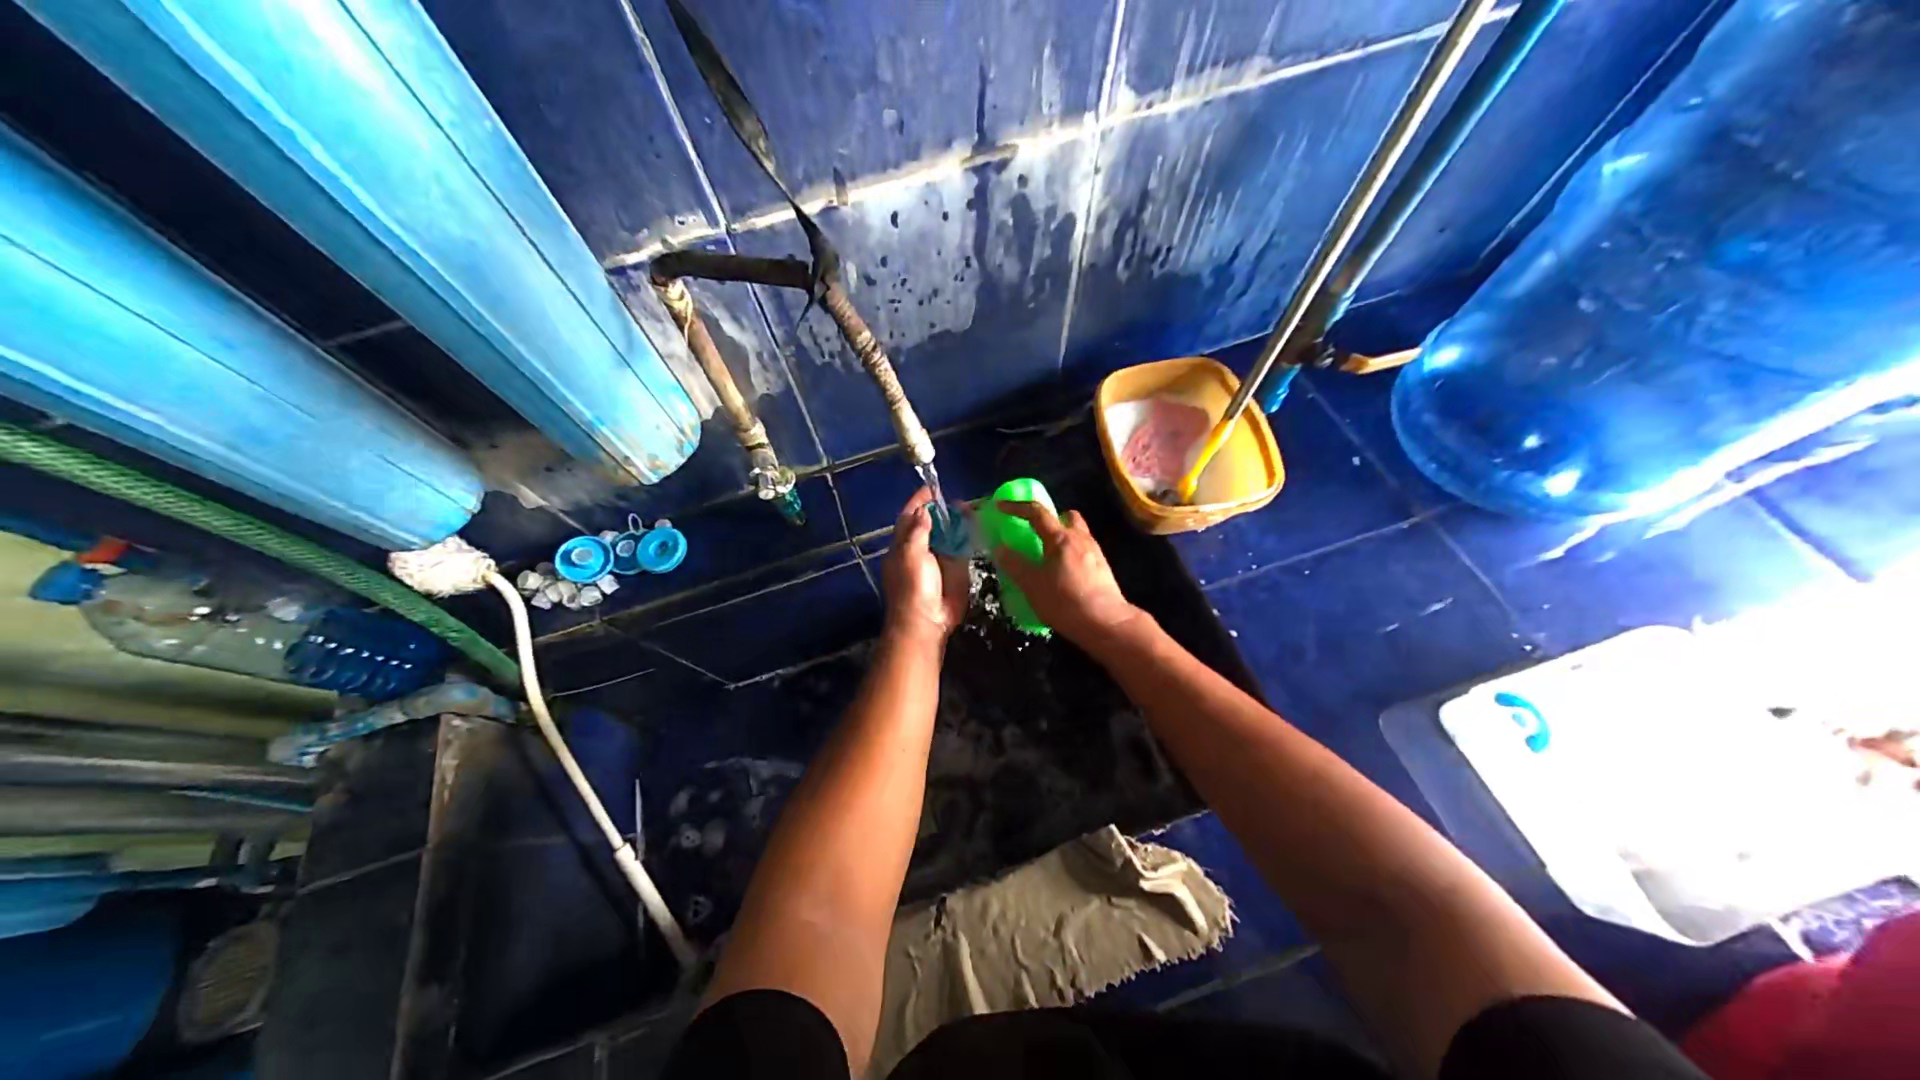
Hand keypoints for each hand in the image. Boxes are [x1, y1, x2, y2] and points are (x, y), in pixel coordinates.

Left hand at [882, 488, 970, 642]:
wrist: (927, 622)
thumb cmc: (913, 588)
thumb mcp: (910, 555)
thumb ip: (918, 531)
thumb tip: (923, 510)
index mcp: (902, 545)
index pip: (909, 517)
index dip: (919, 501)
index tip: (932, 487)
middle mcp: (920, 549)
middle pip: (931, 524)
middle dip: (942, 510)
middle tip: (958, 499)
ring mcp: (938, 559)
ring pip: (948, 534)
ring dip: (958, 522)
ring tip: (969, 508)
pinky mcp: (955, 570)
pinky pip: (962, 548)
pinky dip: (968, 537)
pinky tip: (976, 526)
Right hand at [991, 500, 1145, 648]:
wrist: (1106, 624)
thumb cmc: (1065, 601)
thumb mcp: (1032, 584)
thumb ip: (1015, 564)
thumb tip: (1000, 548)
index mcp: (1061, 538)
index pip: (1037, 512)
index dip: (1016, 507)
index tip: (1001, 507)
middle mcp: (1081, 539)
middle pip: (1067, 517)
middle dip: (1050, 519)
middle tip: (1035, 533)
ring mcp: (1096, 553)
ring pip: (1077, 535)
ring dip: (1062, 538)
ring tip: (1048, 558)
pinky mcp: (1103, 570)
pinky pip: (1083, 552)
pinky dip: (1071, 555)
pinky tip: (1064, 575)